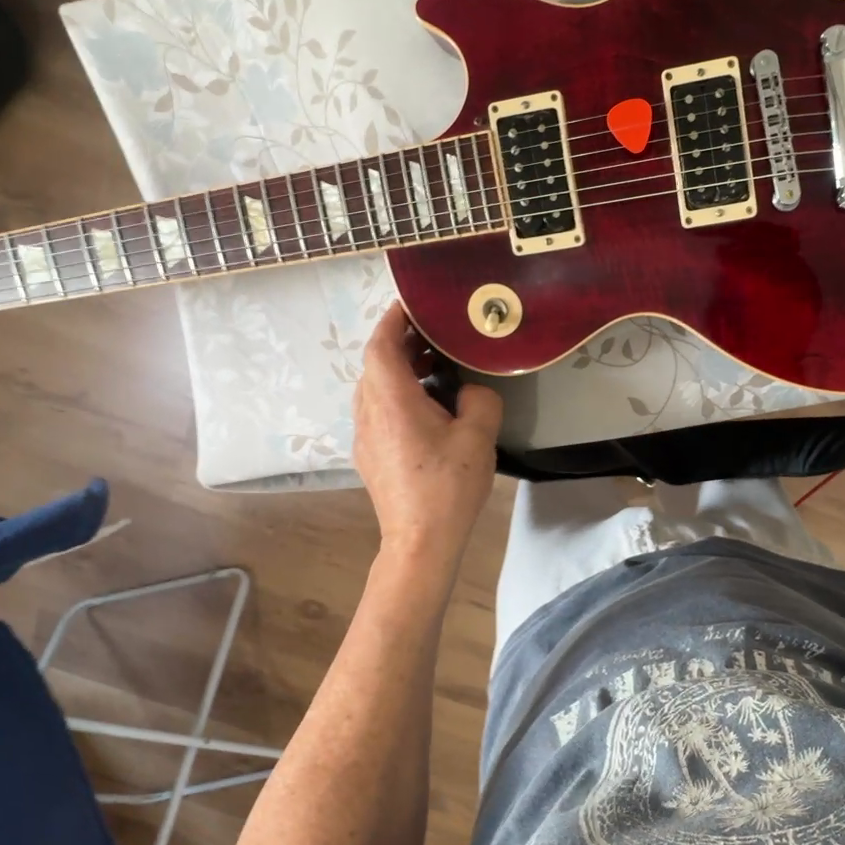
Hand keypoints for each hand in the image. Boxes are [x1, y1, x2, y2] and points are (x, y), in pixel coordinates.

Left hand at [353, 303, 502, 559]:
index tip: (413, 303)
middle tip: (436, 334)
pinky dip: (398, 395)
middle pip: (376, 364)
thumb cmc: (447, 486)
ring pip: (375, 389)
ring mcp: (365, 436)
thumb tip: (471, 391)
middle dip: (402, 343)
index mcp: (392, 400)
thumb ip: (479, 400)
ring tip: (435, 367)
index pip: (382, 344)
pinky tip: (427, 408)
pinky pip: (379, 411)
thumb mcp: (478, 436)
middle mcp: (369, 412)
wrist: (420, 541)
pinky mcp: (371, 456)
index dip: (394, 319)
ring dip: (400, 371)